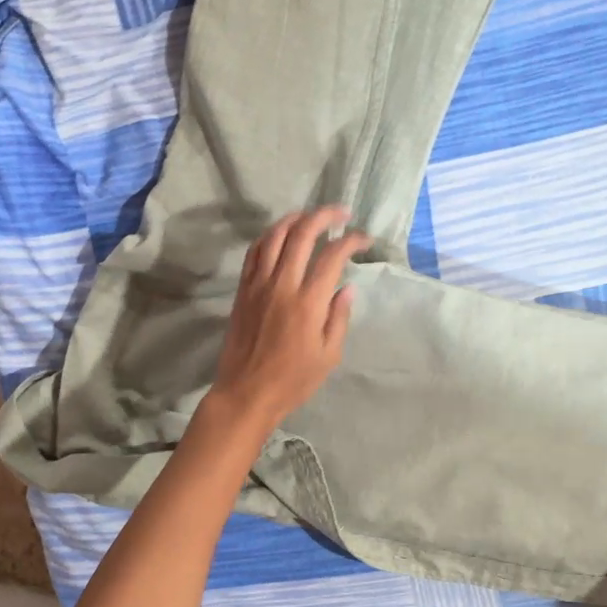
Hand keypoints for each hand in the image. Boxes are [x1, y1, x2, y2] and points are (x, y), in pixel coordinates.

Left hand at [206, 206, 369, 432]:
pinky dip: (269, 236)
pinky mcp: (243, 290)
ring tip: (310, 216)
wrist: (246, 393)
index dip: (351, 241)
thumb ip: (339, 318)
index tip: (364, 240)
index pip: (332, 256)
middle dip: (324, 216)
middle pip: (302, 234)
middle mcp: (282, 285)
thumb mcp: (329, 356)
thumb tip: (346, 287)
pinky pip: (254, 252)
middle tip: (341, 213)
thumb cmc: (293, 381)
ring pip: (274, 236)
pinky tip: (280, 235)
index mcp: (308, 302)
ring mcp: (258, 285)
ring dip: (294, 219)